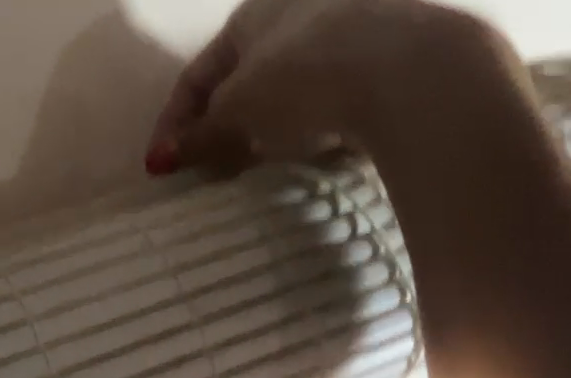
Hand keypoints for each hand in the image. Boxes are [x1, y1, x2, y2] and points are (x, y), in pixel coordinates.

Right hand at [146, 0, 514, 174]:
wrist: (411, 67)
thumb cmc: (302, 81)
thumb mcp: (236, 115)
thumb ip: (197, 138)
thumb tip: (161, 159)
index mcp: (252, 14)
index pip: (195, 77)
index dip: (172, 125)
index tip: (160, 167)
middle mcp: (298, 7)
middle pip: (242, 78)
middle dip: (220, 126)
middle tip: (208, 168)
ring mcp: (348, 23)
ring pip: (286, 85)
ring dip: (263, 126)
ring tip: (258, 164)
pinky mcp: (387, 49)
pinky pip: (329, 91)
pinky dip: (308, 121)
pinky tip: (310, 146)